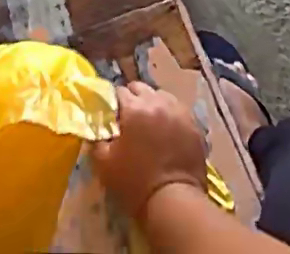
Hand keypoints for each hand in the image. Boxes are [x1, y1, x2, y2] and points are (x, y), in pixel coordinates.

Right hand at [91, 82, 207, 219]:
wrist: (174, 201)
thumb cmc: (135, 183)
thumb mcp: (105, 165)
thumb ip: (96, 142)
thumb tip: (95, 131)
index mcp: (134, 108)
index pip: (119, 91)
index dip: (113, 102)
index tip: (111, 116)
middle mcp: (157, 101)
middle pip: (141, 88)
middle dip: (133, 98)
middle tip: (129, 118)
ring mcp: (178, 110)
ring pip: (161, 96)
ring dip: (153, 104)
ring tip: (150, 123)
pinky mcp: (193, 123)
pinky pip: (178, 110)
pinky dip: (170, 115)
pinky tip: (167, 132)